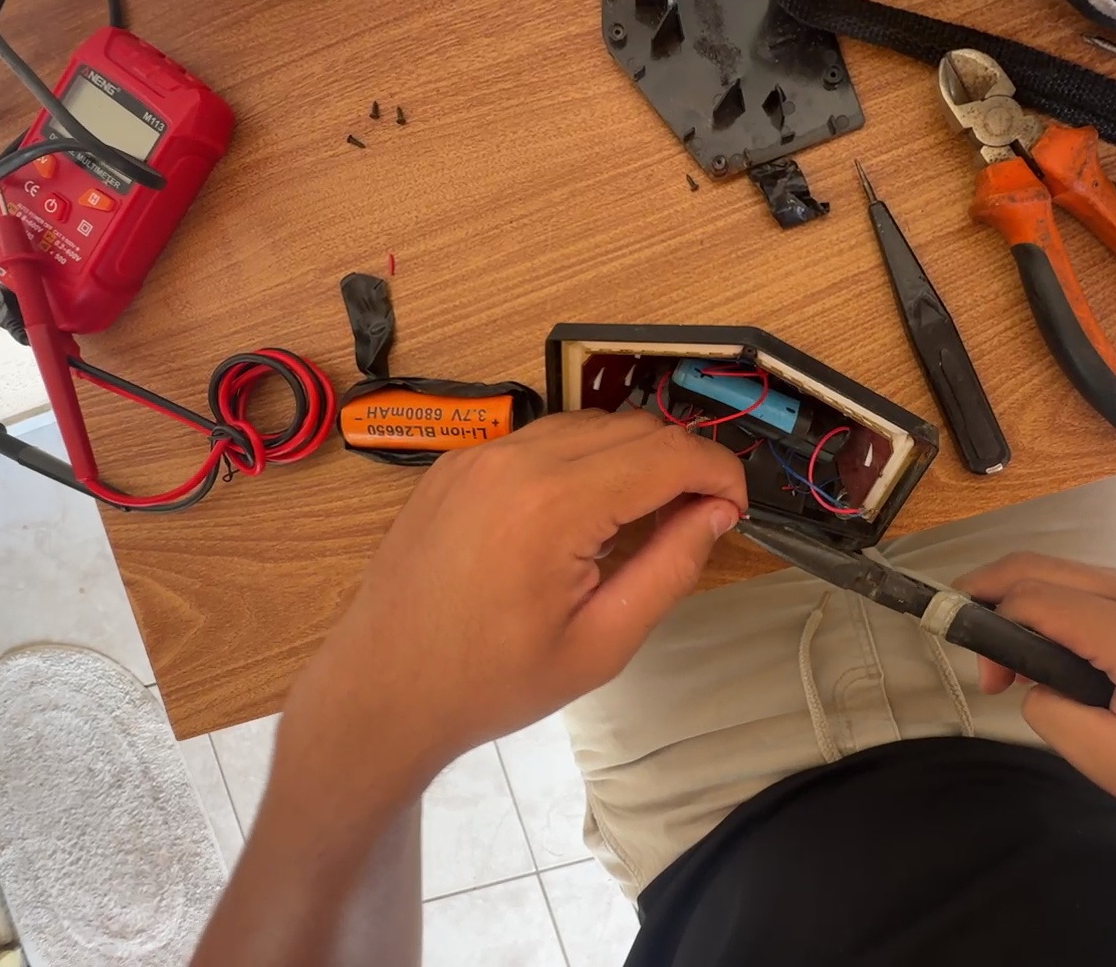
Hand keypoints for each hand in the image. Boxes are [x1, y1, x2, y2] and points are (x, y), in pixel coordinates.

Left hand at [282, 410, 747, 783]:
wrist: (379, 690)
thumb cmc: (491, 682)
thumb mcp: (601, 643)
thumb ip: (670, 567)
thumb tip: (717, 512)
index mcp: (553, 504)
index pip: (668, 453)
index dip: (719, 472)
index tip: (736, 506)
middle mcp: (516, 457)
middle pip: (634, 427)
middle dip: (681, 463)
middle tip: (696, 518)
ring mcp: (481, 452)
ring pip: (591, 424)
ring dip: (634, 456)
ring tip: (642, 516)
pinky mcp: (460, 460)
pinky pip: (545, 437)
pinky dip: (585, 458)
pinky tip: (583, 509)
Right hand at [955, 553, 1115, 851]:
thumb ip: (1058, 721)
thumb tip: (1026, 681)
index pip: (1035, 598)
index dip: (991, 627)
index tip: (988, 678)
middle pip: (1038, 567)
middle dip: (990, 598)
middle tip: (981, 655)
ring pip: (1060, 570)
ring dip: (1021, 601)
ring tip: (1019, 662)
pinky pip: (1088, 582)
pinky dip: (1053, 603)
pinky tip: (1056, 648)